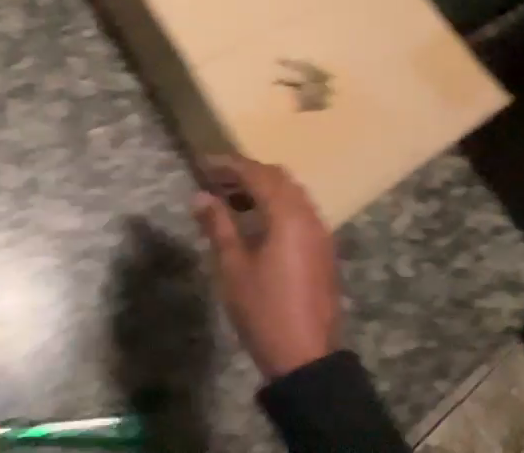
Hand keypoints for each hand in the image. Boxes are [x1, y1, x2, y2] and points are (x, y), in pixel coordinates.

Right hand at [193, 155, 339, 379]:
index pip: (257, 174)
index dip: (228, 165)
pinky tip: (255, 223)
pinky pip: (299, 212)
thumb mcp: (233, 267)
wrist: (307, 360)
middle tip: (216, 180)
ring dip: (263, 189)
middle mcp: (309, 217)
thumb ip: (218, 225)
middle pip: (278, 178)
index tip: (203, 164)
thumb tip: (200, 196)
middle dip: (247, 173)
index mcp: (288, 216)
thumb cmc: (264, 310)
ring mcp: (320, 234)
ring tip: (231, 200)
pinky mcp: (323, 252)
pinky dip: (277, 206)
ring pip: (291, 194)